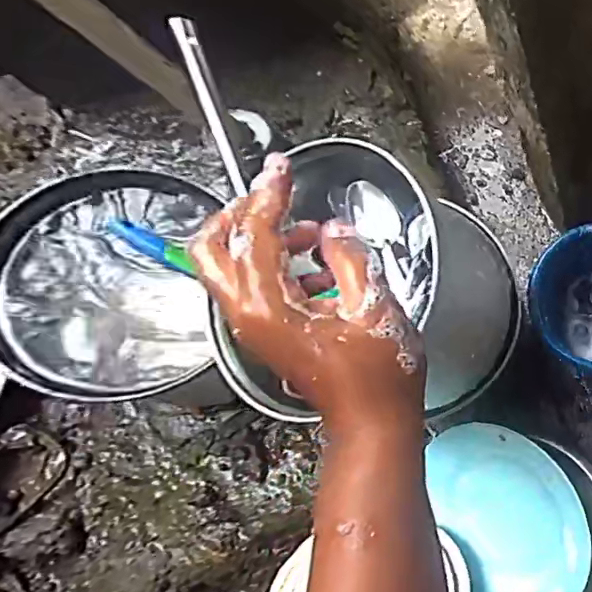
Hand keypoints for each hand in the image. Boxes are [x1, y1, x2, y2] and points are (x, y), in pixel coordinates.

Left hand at [191, 153, 425, 430]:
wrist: (373, 422)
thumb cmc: (379, 378)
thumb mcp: (377, 311)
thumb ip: (354, 262)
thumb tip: (338, 232)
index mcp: (268, 307)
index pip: (252, 234)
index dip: (268, 196)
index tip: (281, 170)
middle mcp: (248, 315)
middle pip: (213, 247)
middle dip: (241, 214)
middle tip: (276, 199)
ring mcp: (255, 326)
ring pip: (231, 266)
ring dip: (262, 240)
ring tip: (310, 236)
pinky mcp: (270, 334)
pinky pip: (255, 287)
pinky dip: (276, 266)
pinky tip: (318, 270)